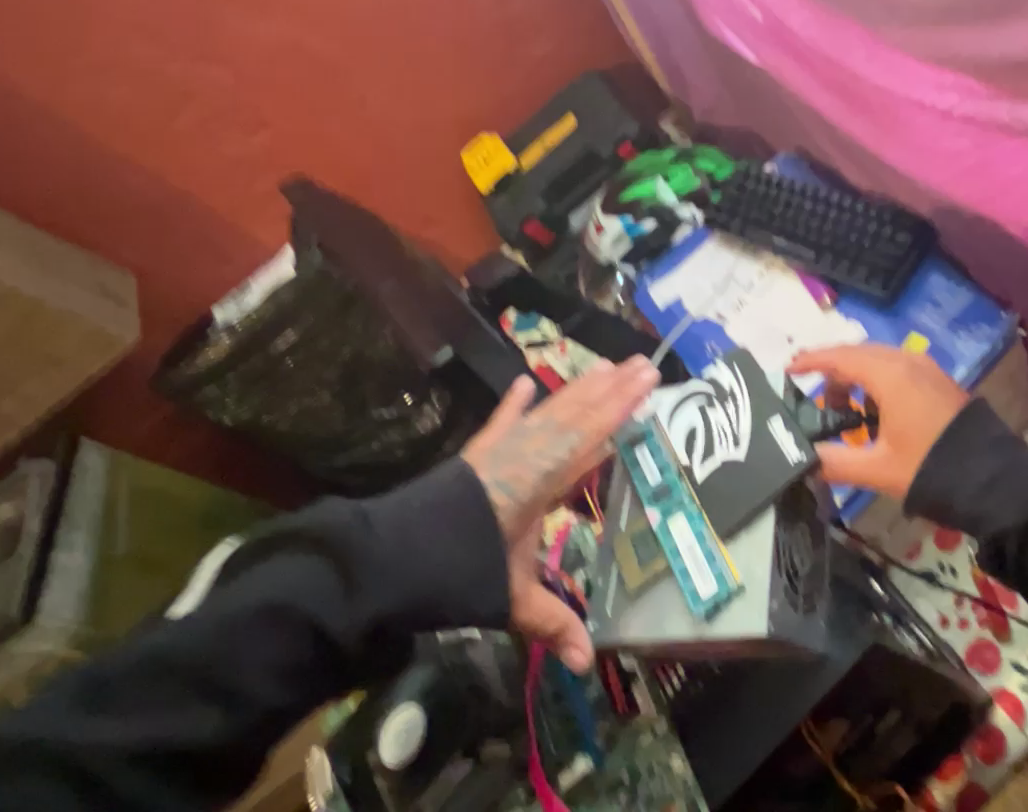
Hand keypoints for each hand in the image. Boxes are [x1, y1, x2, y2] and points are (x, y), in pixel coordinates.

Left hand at [460, 356, 658, 668]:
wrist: (379, 563)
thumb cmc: (452, 576)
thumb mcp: (508, 600)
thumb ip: (552, 623)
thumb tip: (590, 664)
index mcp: (539, 482)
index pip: (589, 436)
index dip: (621, 408)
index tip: (648, 379)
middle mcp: (522, 457)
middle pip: (573, 415)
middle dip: (609, 389)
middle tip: (643, 362)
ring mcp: (496, 453)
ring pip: (544, 414)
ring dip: (577, 390)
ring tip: (606, 366)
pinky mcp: (473, 458)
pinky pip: (499, 425)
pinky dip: (513, 405)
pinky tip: (525, 382)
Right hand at [788, 345, 969, 499]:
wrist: (992, 479)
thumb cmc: (930, 468)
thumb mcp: (877, 469)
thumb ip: (834, 462)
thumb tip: (804, 459)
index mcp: (890, 374)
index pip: (840, 357)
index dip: (811, 362)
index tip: (788, 369)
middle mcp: (908, 362)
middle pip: (859, 355)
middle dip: (833, 374)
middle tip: (813, 401)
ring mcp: (927, 370)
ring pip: (880, 363)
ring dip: (857, 381)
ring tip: (843, 414)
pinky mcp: (939, 383)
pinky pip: (899, 371)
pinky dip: (878, 385)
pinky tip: (874, 415)